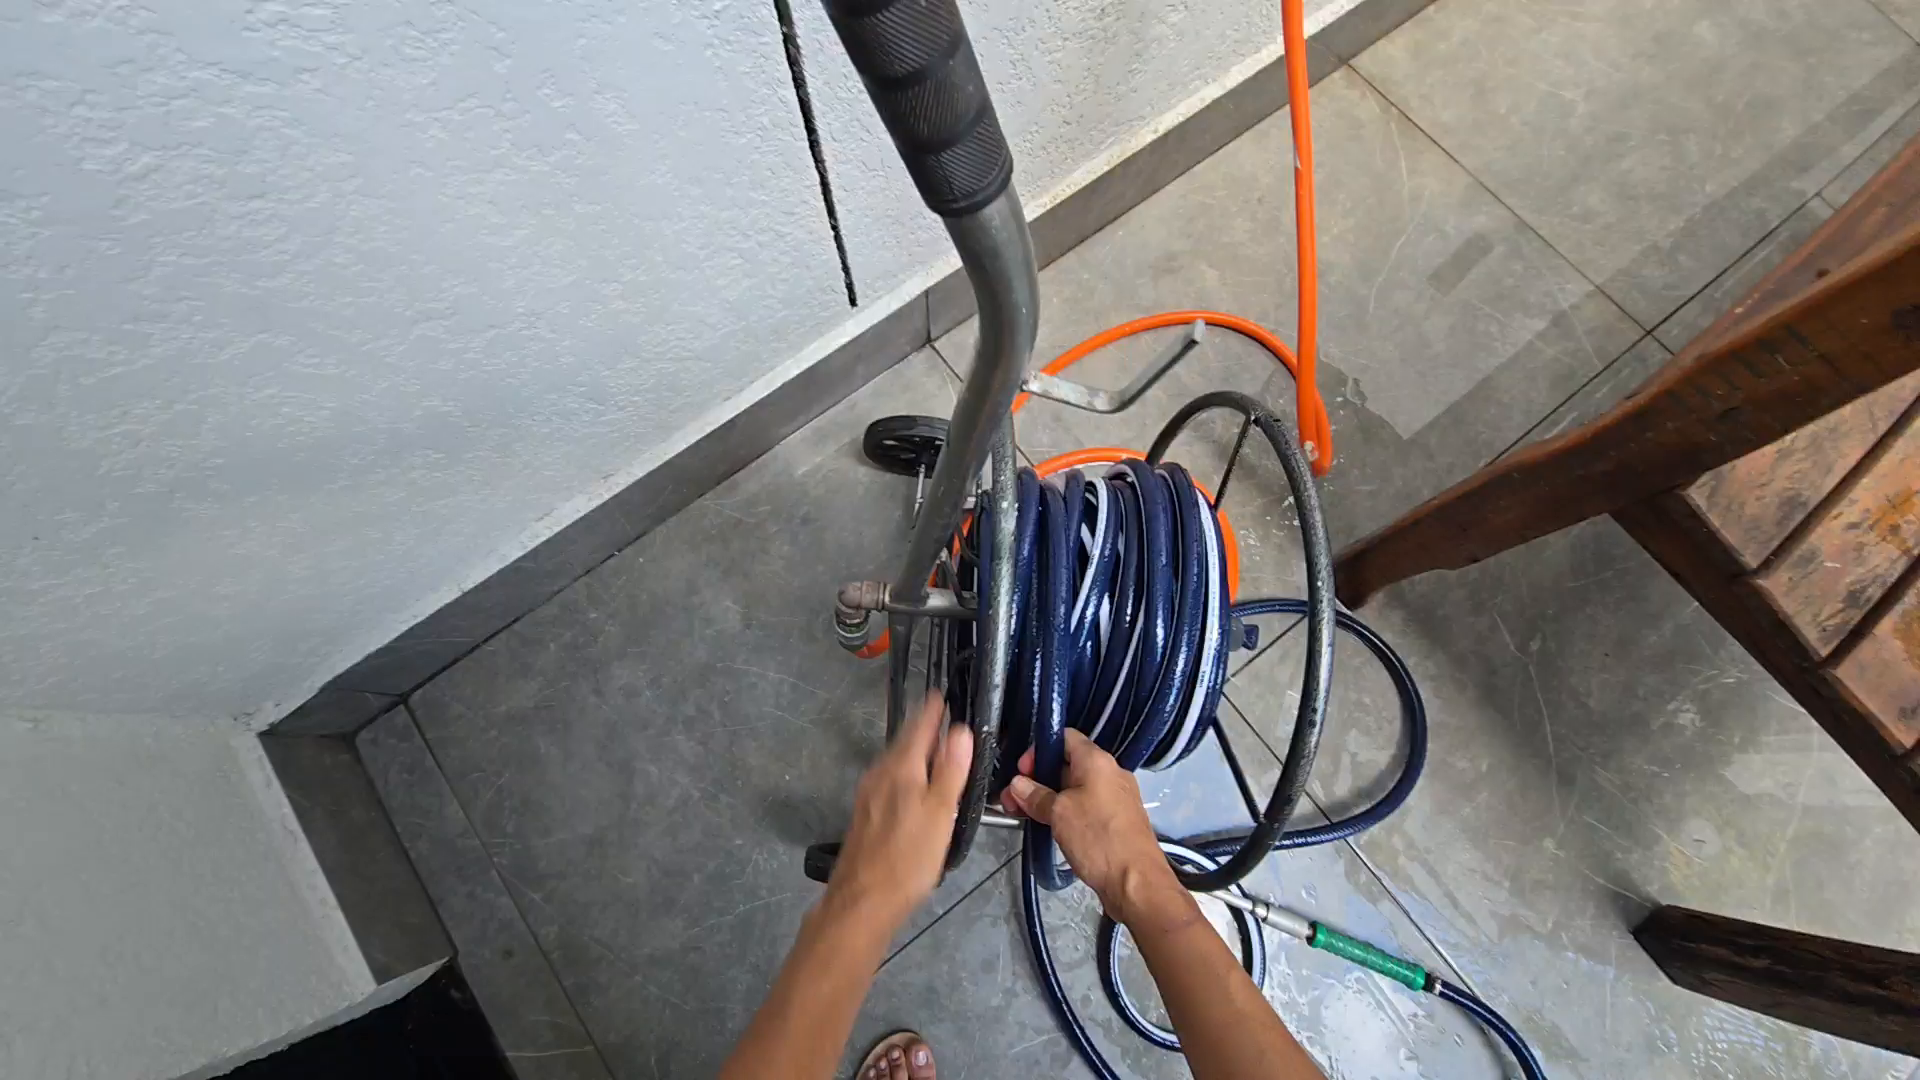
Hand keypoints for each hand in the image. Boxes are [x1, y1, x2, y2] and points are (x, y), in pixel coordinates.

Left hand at [825, 693, 973, 928]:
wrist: (861, 902)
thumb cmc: (908, 858)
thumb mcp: (940, 813)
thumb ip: (951, 770)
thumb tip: (961, 729)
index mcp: (901, 767)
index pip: (919, 725)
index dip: (933, 708)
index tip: (943, 693)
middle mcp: (880, 772)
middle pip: (905, 741)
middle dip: (925, 729)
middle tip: (946, 719)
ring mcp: (869, 793)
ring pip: (897, 761)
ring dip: (916, 752)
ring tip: (937, 751)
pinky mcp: (865, 813)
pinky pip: (890, 779)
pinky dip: (907, 773)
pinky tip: (916, 788)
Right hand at [1002, 729, 1184, 927]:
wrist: (1137, 884)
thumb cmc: (1099, 839)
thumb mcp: (1059, 813)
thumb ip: (1036, 795)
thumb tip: (1018, 784)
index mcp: (1096, 761)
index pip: (1063, 737)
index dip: (1038, 750)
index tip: (1021, 771)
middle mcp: (1108, 773)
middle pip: (1066, 764)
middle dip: (1036, 779)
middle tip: (1014, 798)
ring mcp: (1114, 798)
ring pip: (1073, 788)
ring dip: (1047, 798)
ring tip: (1022, 814)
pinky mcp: (1115, 821)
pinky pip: (1084, 807)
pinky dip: (1064, 812)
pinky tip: (1046, 825)